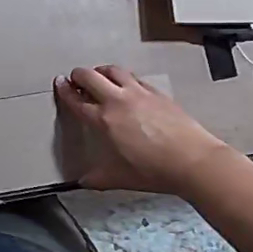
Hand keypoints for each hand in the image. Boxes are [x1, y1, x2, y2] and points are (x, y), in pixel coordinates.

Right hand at [55, 66, 234, 195]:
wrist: (192, 161)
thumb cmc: (155, 170)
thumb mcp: (119, 177)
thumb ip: (98, 178)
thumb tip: (85, 181)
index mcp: (103, 120)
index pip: (76, 101)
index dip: (64, 91)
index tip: (60, 84)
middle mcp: (118, 101)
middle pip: (90, 76)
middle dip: (79, 75)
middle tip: (75, 79)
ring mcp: (139, 94)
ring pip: (113, 70)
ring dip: (101, 71)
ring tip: (98, 76)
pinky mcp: (157, 93)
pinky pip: (135, 78)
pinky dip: (125, 77)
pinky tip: (127, 85)